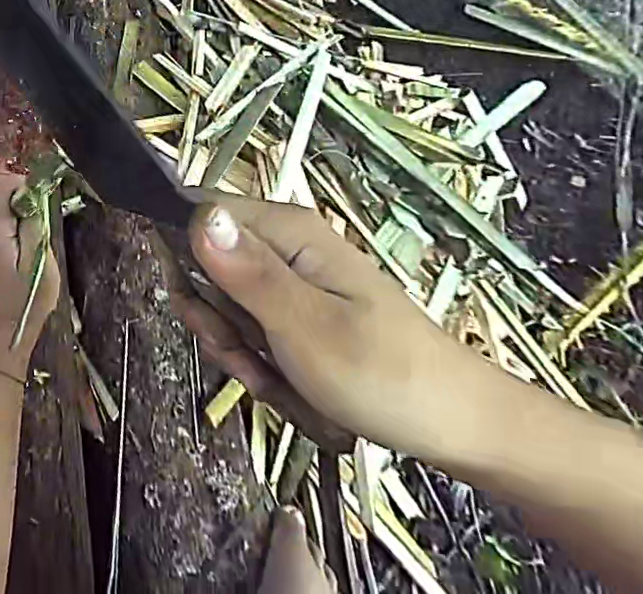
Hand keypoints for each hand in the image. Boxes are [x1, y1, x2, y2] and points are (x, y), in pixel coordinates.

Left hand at [0, 169, 62, 371]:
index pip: (2, 179)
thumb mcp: (40, 257)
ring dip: (19, 202)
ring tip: (34, 228)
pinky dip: (14, 212)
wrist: (7, 323)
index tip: (42, 203)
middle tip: (40, 217)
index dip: (25, 182)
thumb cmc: (28, 295)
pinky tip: (25, 233)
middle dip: (23, 191)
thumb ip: (34, 220)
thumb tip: (31, 191)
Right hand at [183, 192, 524, 465]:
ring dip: (236, 348)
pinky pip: (247, 329)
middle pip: (204, 264)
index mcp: (287, 230)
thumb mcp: (308, 327)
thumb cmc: (386, 376)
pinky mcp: (295, 310)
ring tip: (275, 377)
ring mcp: (290, 279)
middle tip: (246, 355)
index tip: (205, 310)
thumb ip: (248, 273)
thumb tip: (199, 216)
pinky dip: (257, 362)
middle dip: (215, 319)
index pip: (199, 215)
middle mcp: (284, 245)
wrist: (456, 428)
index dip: (185, 260)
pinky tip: (286, 383)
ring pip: (222, 304)